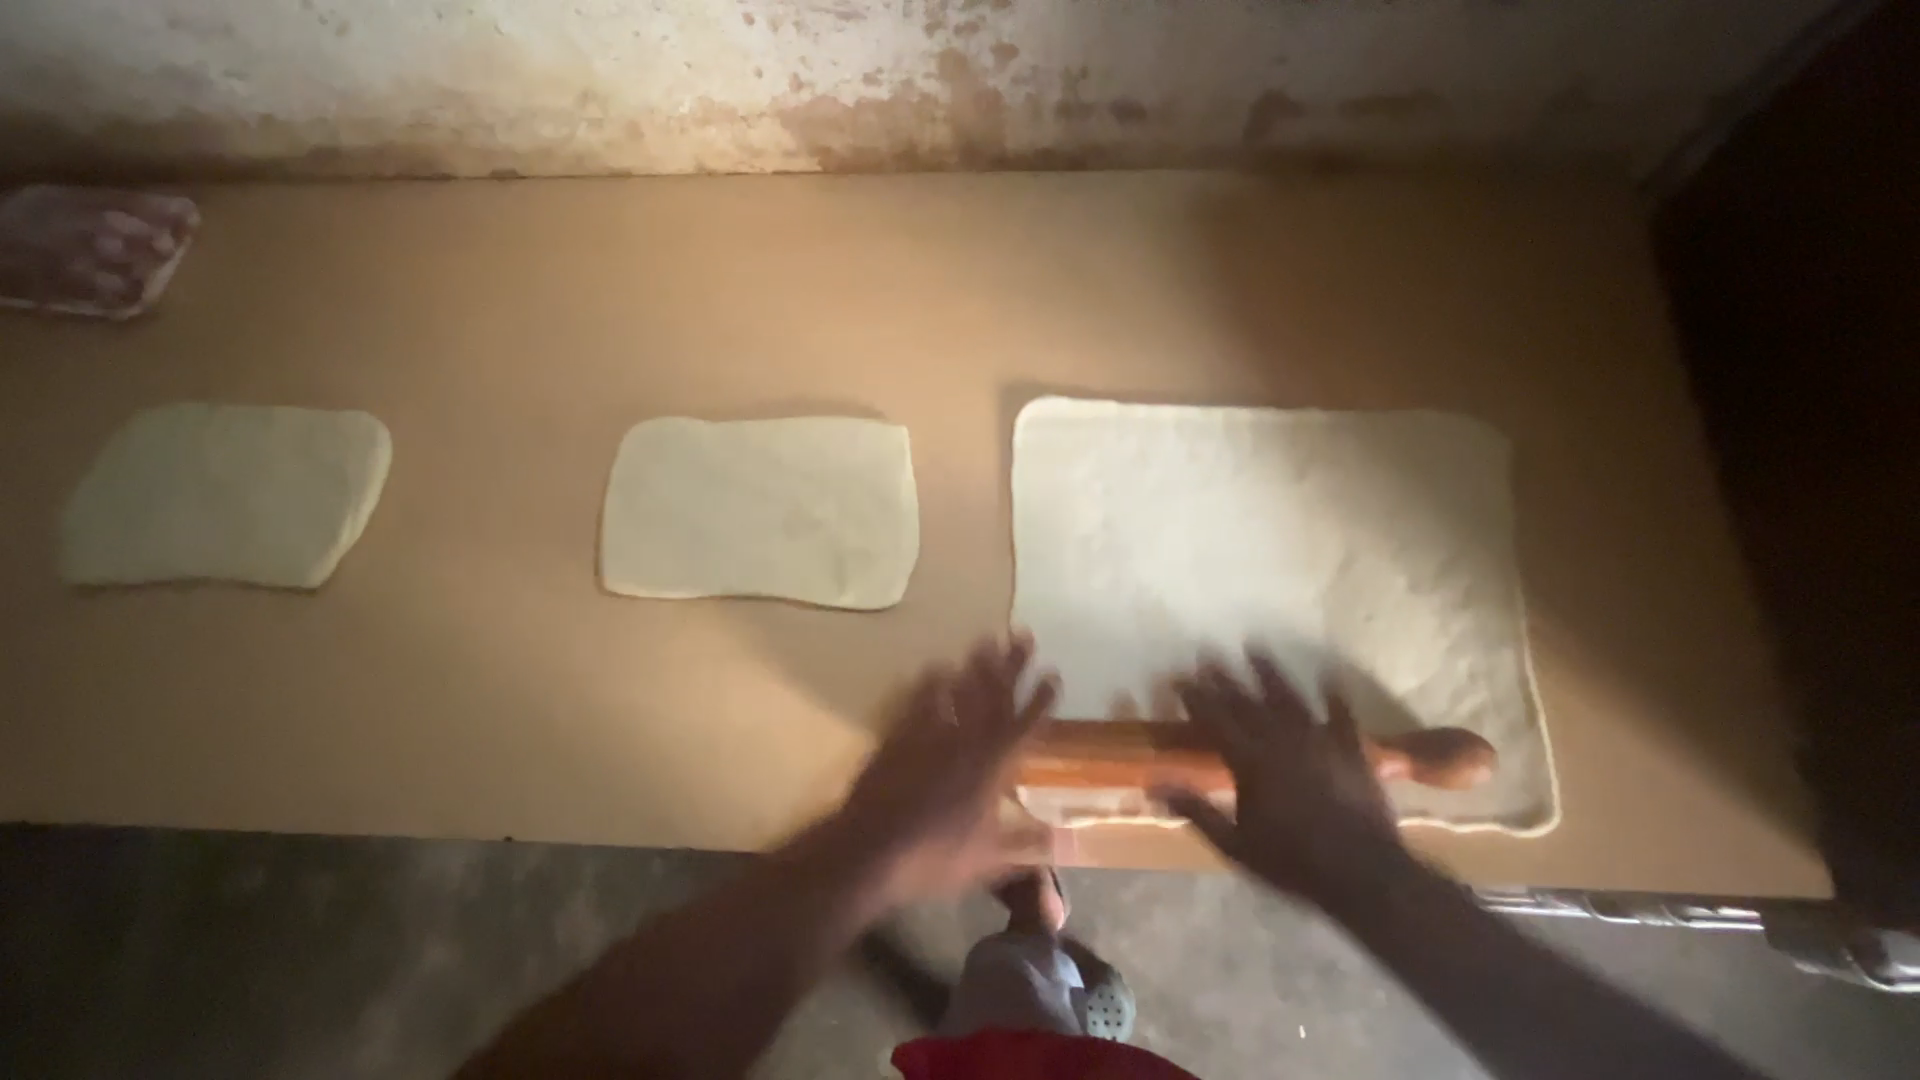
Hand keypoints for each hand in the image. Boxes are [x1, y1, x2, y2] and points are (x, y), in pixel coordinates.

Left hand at [836, 633, 1060, 907]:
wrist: (872, 849)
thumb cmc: (934, 857)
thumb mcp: (988, 859)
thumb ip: (1025, 844)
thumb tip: (1066, 839)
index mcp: (993, 769)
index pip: (1025, 726)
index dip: (1041, 700)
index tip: (1053, 673)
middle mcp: (966, 743)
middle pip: (994, 696)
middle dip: (1012, 665)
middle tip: (1023, 634)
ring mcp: (931, 735)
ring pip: (959, 692)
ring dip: (975, 665)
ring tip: (987, 639)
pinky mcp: (900, 737)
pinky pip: (918, 702)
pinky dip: (929, 684)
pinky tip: (935, 667)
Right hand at [1153, 650, 1407, 904]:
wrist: (1364, 875)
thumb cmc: (1292, 863)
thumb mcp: (1234, 844)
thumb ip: (1196, 810)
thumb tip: (1153, 783)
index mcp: (1250, 762)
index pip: (1215, 720)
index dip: (1196, 697)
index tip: (1179, 677)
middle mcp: (1281, 741)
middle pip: (1247, 702)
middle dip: (1225, 677)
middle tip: (1208, 652)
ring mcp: (1319, 742)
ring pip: (1289, 699)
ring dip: (1271, 673)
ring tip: (1256, 648)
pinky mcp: (1351, 750)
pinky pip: (1341, 715)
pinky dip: (1334, 695)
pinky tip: (1328, 675)